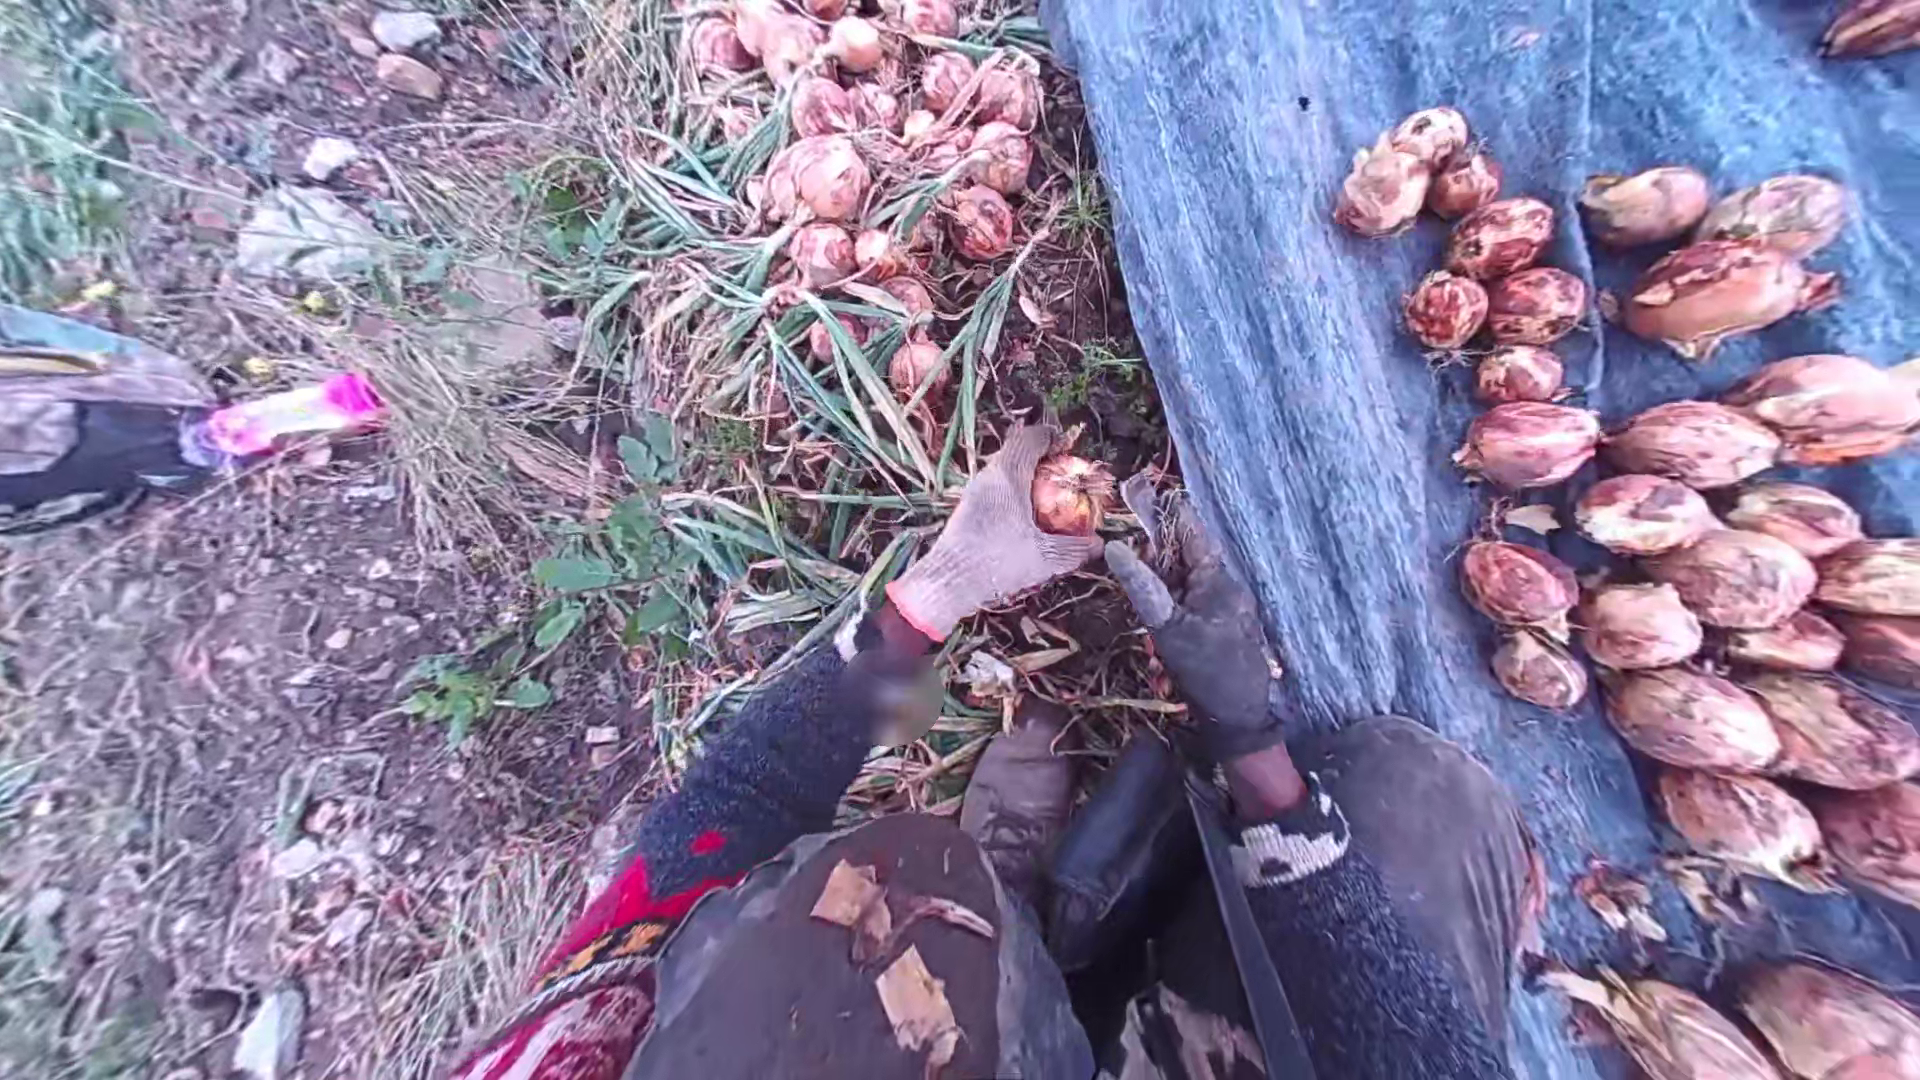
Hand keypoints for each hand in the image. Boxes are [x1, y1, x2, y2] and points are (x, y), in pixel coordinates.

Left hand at [886, 422, 1103, 640]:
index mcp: (1008, 475)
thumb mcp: (1046, 557)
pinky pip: (994, 491)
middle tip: (1062, 477)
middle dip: (1042, 461)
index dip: (1052, 438)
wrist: (950, 582)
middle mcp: (988, 476)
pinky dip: (1011, 496)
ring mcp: (973, 493)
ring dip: (1025, 479)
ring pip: (1003, 473)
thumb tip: (1097, 545)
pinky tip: (1022, 521)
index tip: (1068, 449)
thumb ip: (1075, 548)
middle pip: (1017, 453)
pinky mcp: (966, 510)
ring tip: (1045, 501)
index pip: (1030, 438)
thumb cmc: (998, 561)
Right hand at [1106, 509, 1284, 763]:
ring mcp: (1225, 604)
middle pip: (1187, 554)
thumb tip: (1114, 548)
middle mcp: (1225, 585)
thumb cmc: (1204, 668)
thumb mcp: (1165, 624)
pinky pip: (1192, 596)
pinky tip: (1160, 609)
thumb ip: (1141, 585)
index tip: (1151, 493)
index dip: (1171, 513)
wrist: (1237, 716)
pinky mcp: (1221, 622)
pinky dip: (1173, 593)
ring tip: (1144, 582)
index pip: (1192, 532)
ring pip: (1188, 576)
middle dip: (1160, 549)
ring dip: (1164, 574)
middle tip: (1135, 549)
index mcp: (1217, 579)